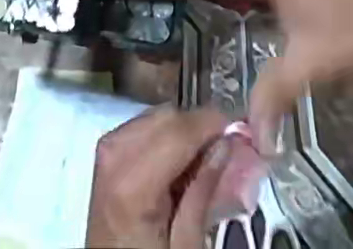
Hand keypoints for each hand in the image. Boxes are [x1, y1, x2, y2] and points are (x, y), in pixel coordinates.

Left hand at [86, 107, 229, 248]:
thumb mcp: (186, 246)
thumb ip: (205, 192)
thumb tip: (230, 145)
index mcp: (132, 180)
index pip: (179, 129)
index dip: (214, 125)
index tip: (246, 134)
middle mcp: (114, 151)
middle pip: (168, 117)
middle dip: (202, 129)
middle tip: (233, 154)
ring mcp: (107, 147)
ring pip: (157, 117)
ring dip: (186, 133)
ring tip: (210, 164)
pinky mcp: (107, 150)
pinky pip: (145, 127)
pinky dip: (168, 137)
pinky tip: (183, 166)